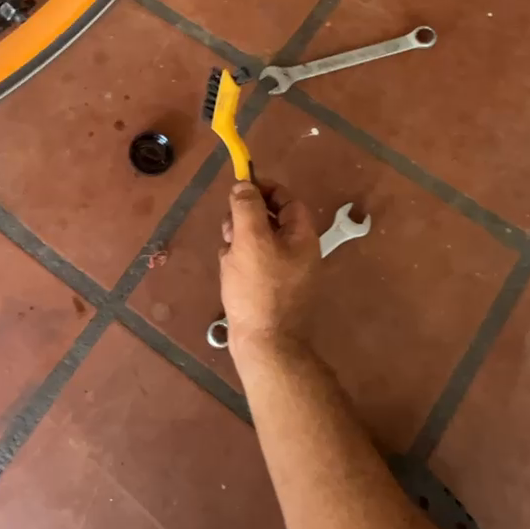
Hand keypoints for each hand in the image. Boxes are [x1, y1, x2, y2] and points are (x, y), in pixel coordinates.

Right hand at [217, 179, 321, 354]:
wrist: (265, 344)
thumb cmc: (259, 288)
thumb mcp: (250, 240)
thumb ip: (247, 207)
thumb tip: (244, 184)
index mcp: (302, 237)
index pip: (287, 200)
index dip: (264, 189)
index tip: (239, 188)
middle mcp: (298, 252)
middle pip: (269, 218)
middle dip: (244, 217)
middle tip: (228, 229)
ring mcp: (285, 272)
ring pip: (257, 240)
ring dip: (238, 240)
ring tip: (227, 254)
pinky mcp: (270, 288)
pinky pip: (252, 262)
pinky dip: (238, 260)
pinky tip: (229, 272)